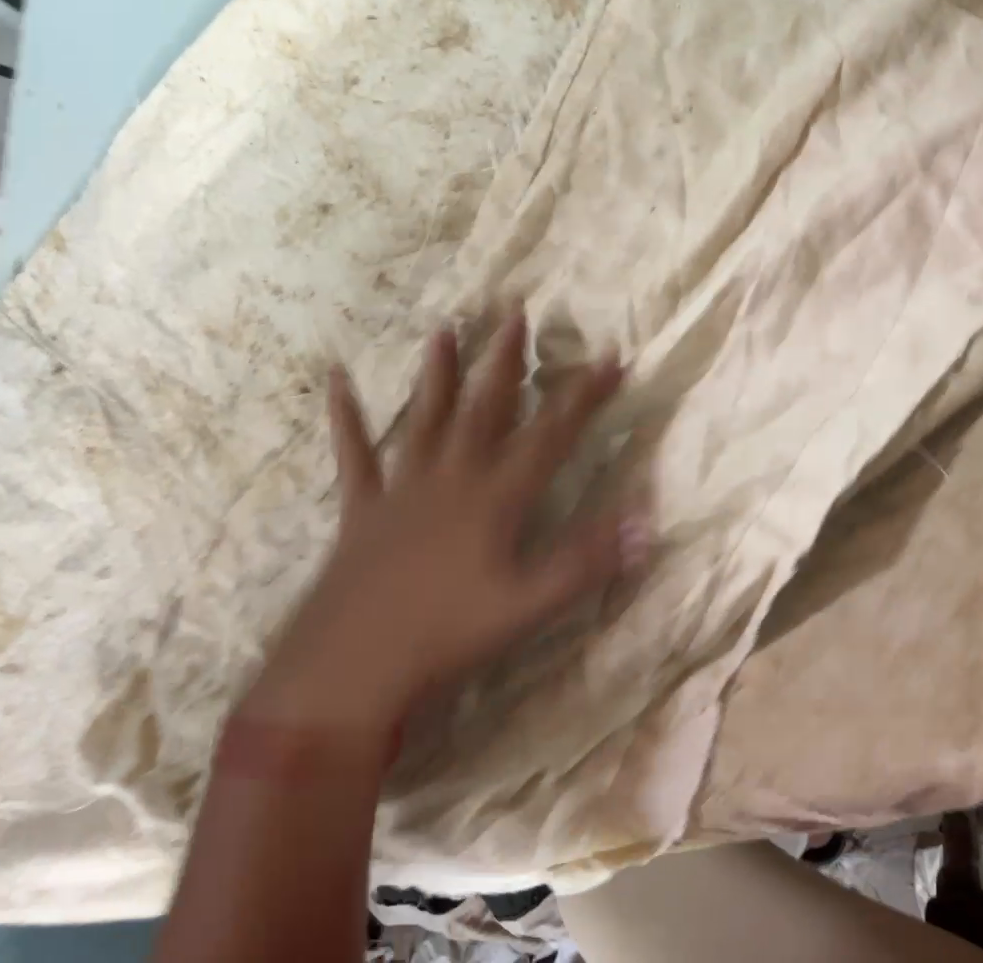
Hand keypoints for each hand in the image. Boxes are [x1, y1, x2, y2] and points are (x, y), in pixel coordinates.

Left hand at [240, 311, 648, 741]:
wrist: (348, 670)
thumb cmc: (447, 637)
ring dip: (436, 373)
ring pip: (423, 419)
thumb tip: (648, 522)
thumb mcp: (529, 606)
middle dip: (505, 361)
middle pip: (484, 409)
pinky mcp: (360, 511)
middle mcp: (450, 480)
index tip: (611, 356)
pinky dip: (345, 418)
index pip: (551, 435)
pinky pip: (353, 456)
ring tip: (443, 327)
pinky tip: (335, 381)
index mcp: (495, 500)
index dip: (584, 395)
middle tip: (514, 311)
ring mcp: (401, 491)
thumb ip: (587, 561)